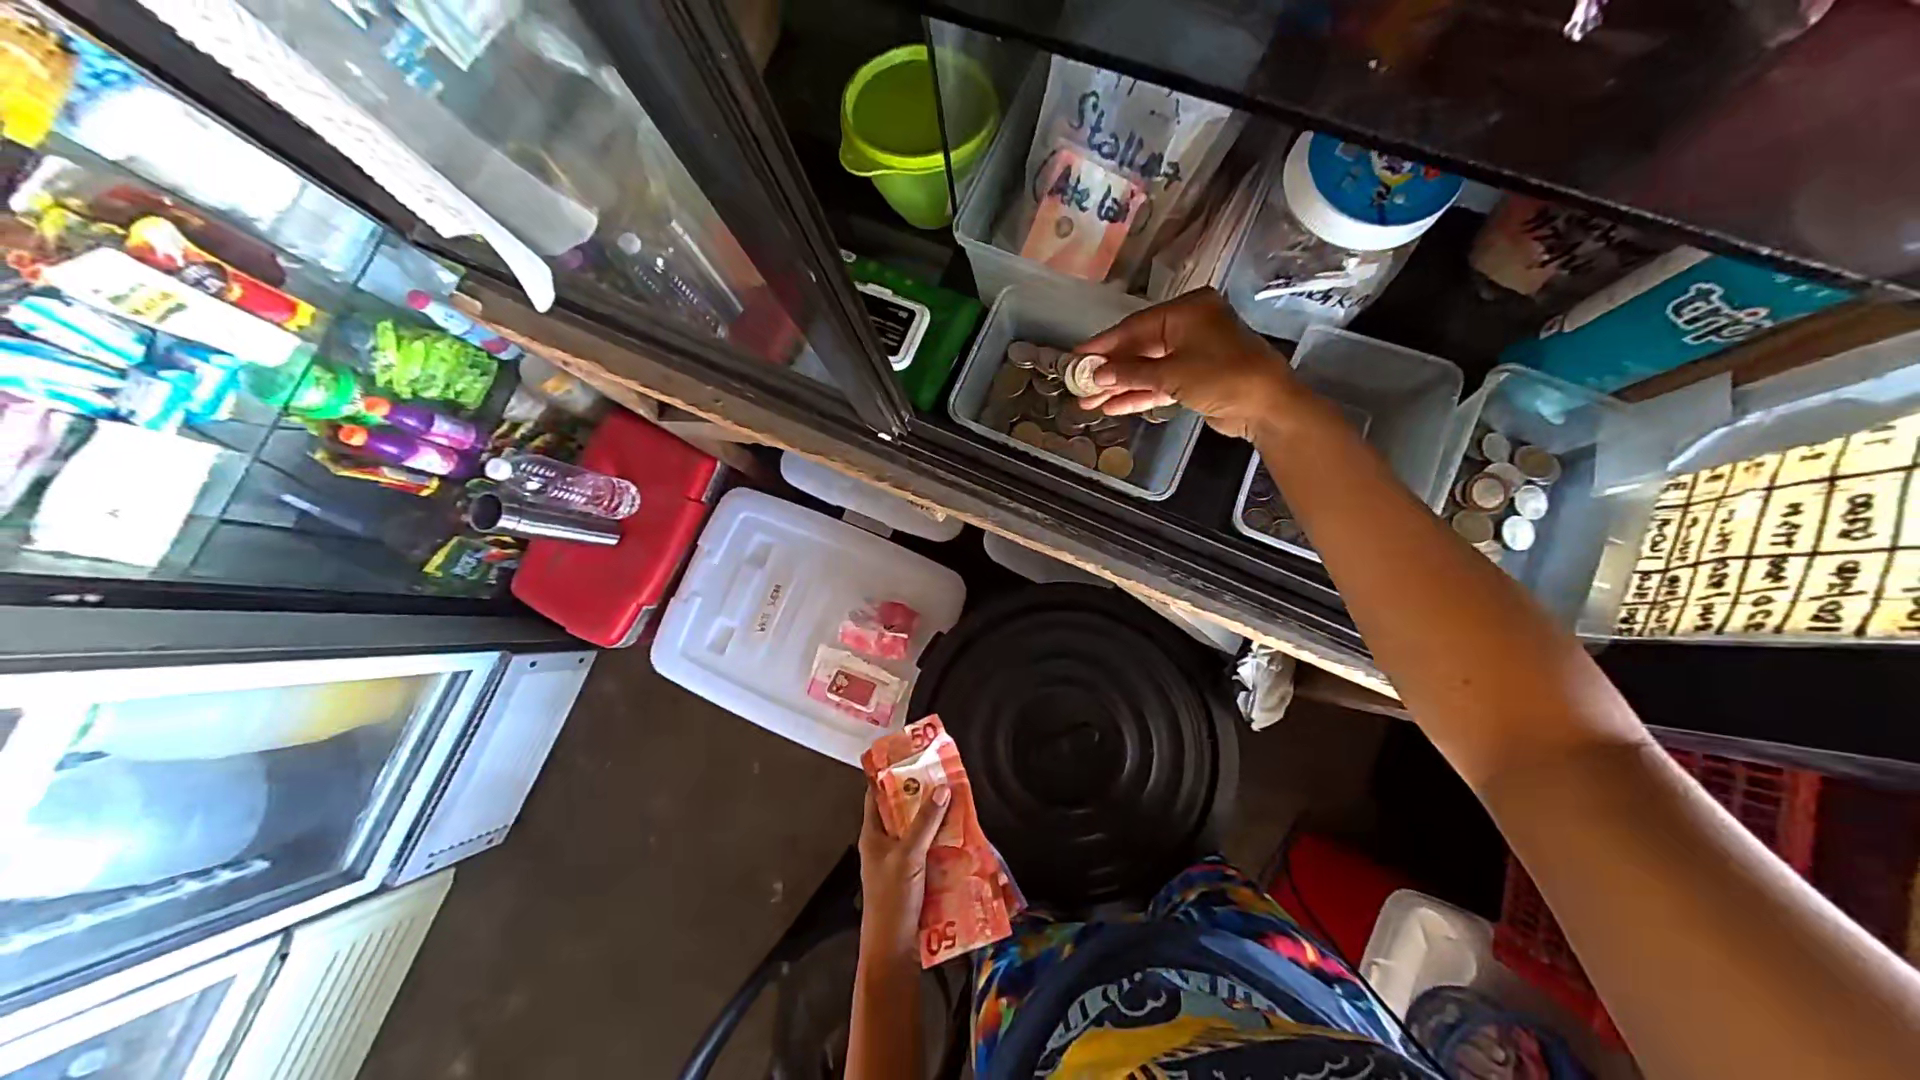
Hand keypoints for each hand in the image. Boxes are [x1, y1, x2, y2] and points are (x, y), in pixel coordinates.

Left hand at [858, 781, 949, 955]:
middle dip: (921, 795)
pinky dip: (941, 840)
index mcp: (872, 834)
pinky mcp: (913, 875)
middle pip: (901, 811)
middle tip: (943, 775)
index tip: (910, 756)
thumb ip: (925, 823)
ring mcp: (898, 860)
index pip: (875, 794)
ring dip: (934, 817)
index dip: (890, 775)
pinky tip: (959, 834)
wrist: (894, 948)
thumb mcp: (909, 855)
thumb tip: (941, 788)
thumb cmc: (893, 898)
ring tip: (956, 799)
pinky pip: (928, 849)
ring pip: (917, 830)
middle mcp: (883, 843)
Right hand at [1071, 288, 1327, 440]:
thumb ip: (1130, 373)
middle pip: (1139, 348)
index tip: (1077, 356)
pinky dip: (1140, 394)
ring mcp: (1193, 353)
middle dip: (1110, 370)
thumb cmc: (1221, 376)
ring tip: (1089, 402)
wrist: (1266, 405)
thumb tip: (1096, 375)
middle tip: (1079, 384)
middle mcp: (1189, 326)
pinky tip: (1113, 406)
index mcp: (1187, 310)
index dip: (1104, 344)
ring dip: (1121, 386)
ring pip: (1148, 369)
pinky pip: (1161, 383)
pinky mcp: (1196, 379)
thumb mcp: (1171, 373)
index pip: (1135, 325)